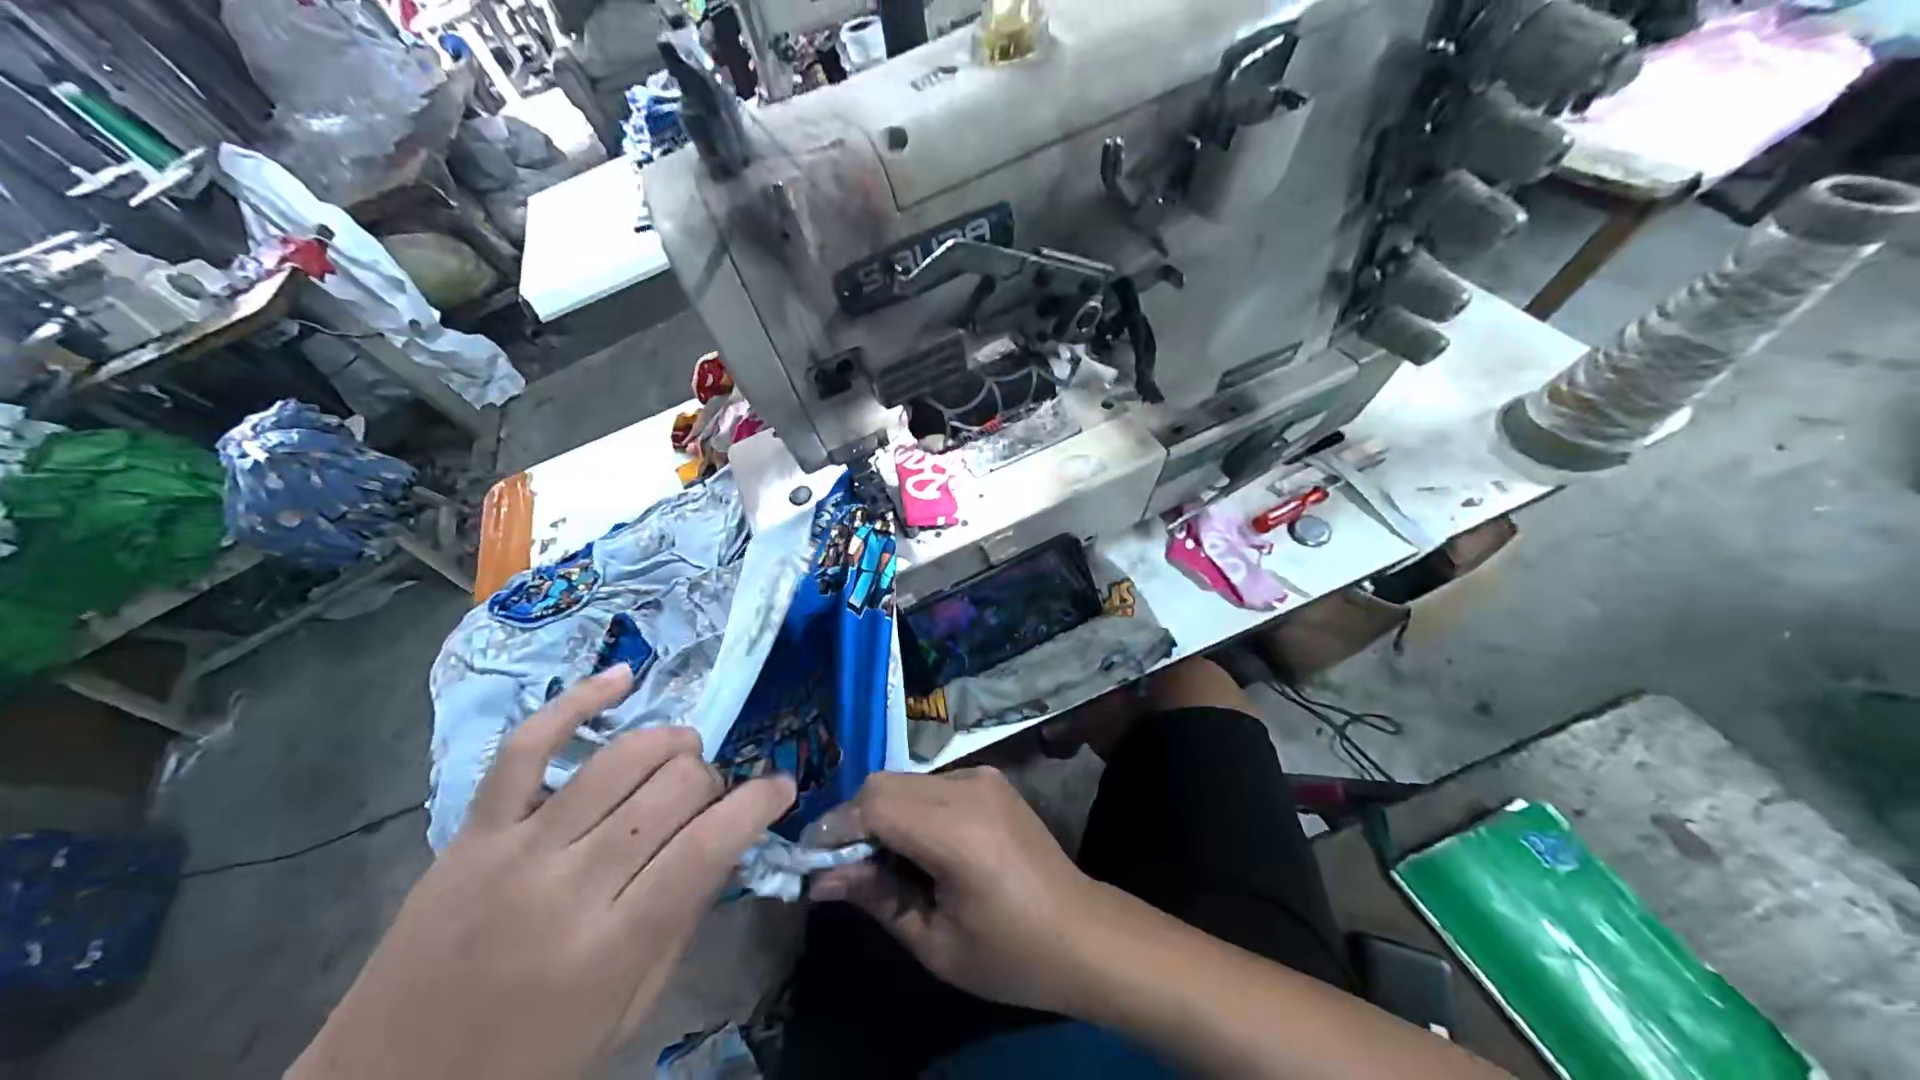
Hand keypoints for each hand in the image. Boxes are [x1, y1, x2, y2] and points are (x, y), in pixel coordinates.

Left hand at [287, 668, 795, 1079]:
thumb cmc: (528, 1063)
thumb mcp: (627, 1012)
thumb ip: (681, 922)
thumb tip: (725, 843)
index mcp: (615, 944)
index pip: (710, 845)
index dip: (759, 804)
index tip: (782, 787)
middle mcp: (570, 885)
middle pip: (672, 790)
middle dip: (712, 781)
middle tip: (714, 797)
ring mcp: (516, 849)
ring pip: (618, 759)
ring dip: (670, 743)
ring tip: (686, 752)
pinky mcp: (473, 830)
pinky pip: (526, 745)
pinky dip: (578, 701)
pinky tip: (623, 677)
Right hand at [810, 767, 1116, 1014]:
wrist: (1083, 932)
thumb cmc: (1012, 954)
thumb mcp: (936, 943)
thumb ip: (876, 898)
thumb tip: (819, 877)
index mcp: (959, 833)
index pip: (874, 804)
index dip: (835, 828)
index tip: (813, 863)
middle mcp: (970, 790)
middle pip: (883, 784)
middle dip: (852, 820)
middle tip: (844, 867)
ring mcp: (983, 777)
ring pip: (903, 780)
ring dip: (879, 813)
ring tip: (881, 862)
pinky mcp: (989, 778)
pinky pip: (928, 783)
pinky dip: (908, 808)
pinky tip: (918, 847)